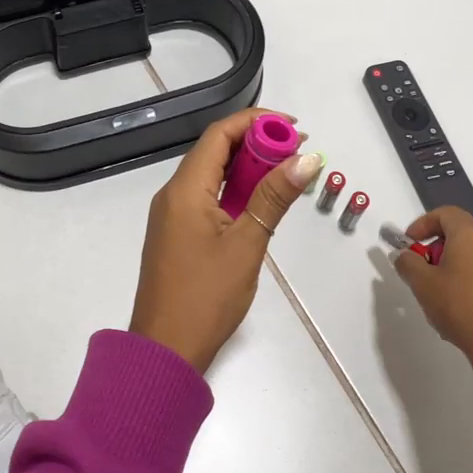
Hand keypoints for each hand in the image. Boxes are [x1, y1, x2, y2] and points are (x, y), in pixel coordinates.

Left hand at [129, 109, 322, 372]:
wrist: (165, 351)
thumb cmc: (206, 296)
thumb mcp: (247, 244)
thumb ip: (274, 197)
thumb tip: (306, 158)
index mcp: (184, 189)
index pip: (219, 134)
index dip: (256, 121)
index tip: (293, 127)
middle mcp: (173, 193)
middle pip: (215, 151)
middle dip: (256, 143)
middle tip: (297, 151)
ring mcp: (172, 214)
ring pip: (212, 174)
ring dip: (247, 168)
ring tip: (286, 173)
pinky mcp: (177, 233)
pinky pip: (207, 196)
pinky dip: (235, 191)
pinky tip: (260, 201)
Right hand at [394, 207, 472, 445]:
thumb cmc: (461, 308)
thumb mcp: (423, 285)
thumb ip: (408, 263)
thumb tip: (405, 256)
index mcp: (471, 234)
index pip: (446, 214)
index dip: (424, 224)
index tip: (411, 243)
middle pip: (463, 234)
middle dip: (441, 248)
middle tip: (427, 272)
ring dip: (461, 266)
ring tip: (448, 295)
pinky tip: (471, 310)